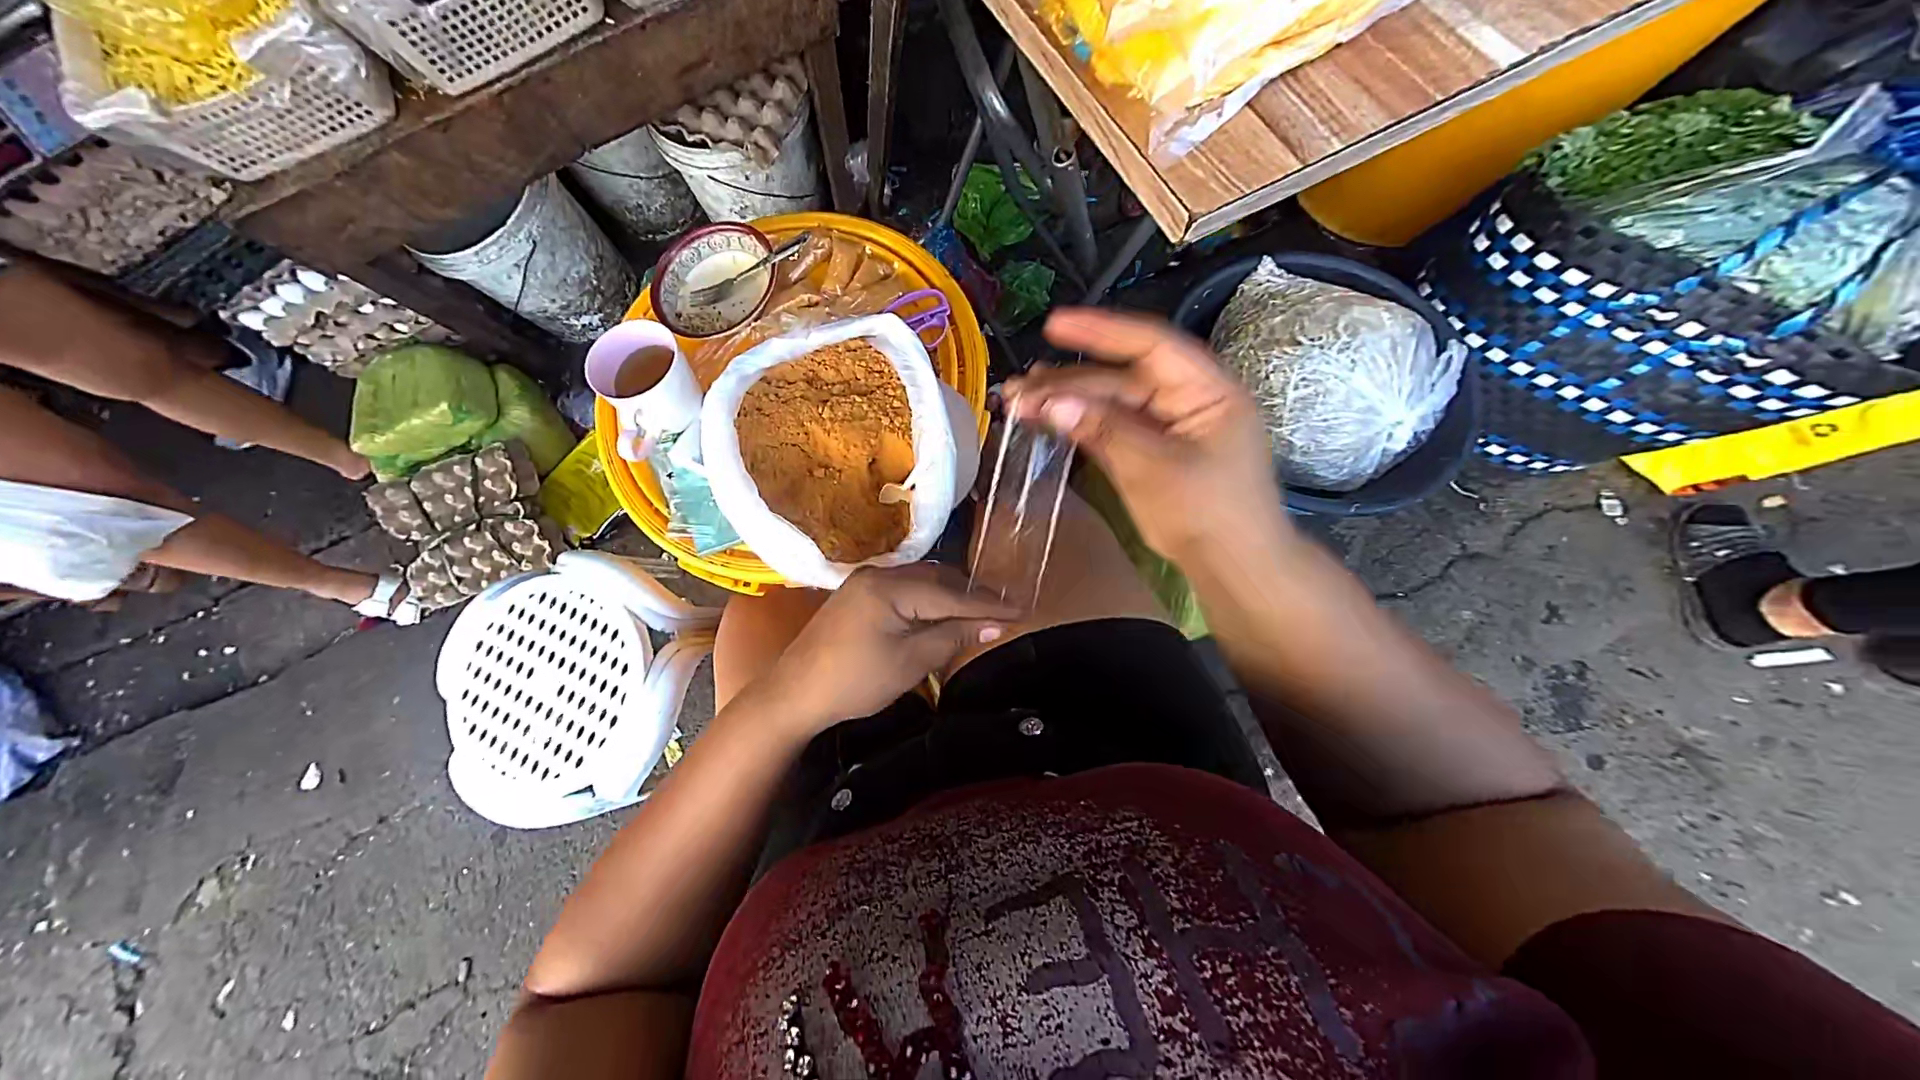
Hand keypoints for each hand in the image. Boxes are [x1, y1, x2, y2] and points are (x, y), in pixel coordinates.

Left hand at [761, 564, 1019, 733]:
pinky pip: (905, 591)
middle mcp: (879, 575)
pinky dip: (929, 601)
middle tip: (1006, 611)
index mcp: (890, 586)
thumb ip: (953, 637)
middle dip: (972, 595)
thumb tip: (994, 624)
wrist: (793, 695)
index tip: (1023, 608)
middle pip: (938, 579)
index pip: (951, 592)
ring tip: (982, 613)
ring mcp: (866, 583)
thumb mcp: (910, 662)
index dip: (989, 602)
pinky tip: (943, 614)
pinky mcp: (859, 597)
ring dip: (952, 597)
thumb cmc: (853, 682)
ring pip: (922, 583)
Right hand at [1006, 309, 1288, 562]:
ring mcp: (1167, 426)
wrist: (1234, 567)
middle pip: (1121, 377)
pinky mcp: (1151, 451)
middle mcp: (1186, 399)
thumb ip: (1103, 430)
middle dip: (1069, 381)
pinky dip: (1079, 425)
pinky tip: (1046, 420)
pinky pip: (1111, 428)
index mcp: (1206, 390)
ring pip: (1110, 403)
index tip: (1055, 325)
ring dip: (1067, 402)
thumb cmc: (1210, 514)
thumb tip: (1050, 403)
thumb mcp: (1156, 468)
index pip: (1151, 345)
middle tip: (1019, 388)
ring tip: (1019, 401)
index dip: (1100, 331)